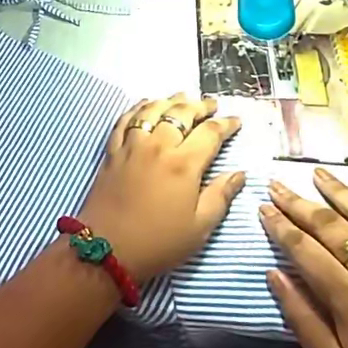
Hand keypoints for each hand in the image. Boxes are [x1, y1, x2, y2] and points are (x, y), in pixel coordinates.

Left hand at [76, 94, 245, 282]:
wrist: (107, 249)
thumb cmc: (159, 242)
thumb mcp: (199, 227)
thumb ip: (221, 195)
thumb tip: (240, 173)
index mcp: (184, 164)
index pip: (210, 133)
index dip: (226, 124)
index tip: (236, 121)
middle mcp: (158, 146)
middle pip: (180, 114)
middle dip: (200, 106)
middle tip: (211, 104)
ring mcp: (132, 146)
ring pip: (152, 110)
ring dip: (169, 101)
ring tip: (182, 97)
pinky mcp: (112, 151)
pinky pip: (125, 120)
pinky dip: (137, 108)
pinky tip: (145, 104)